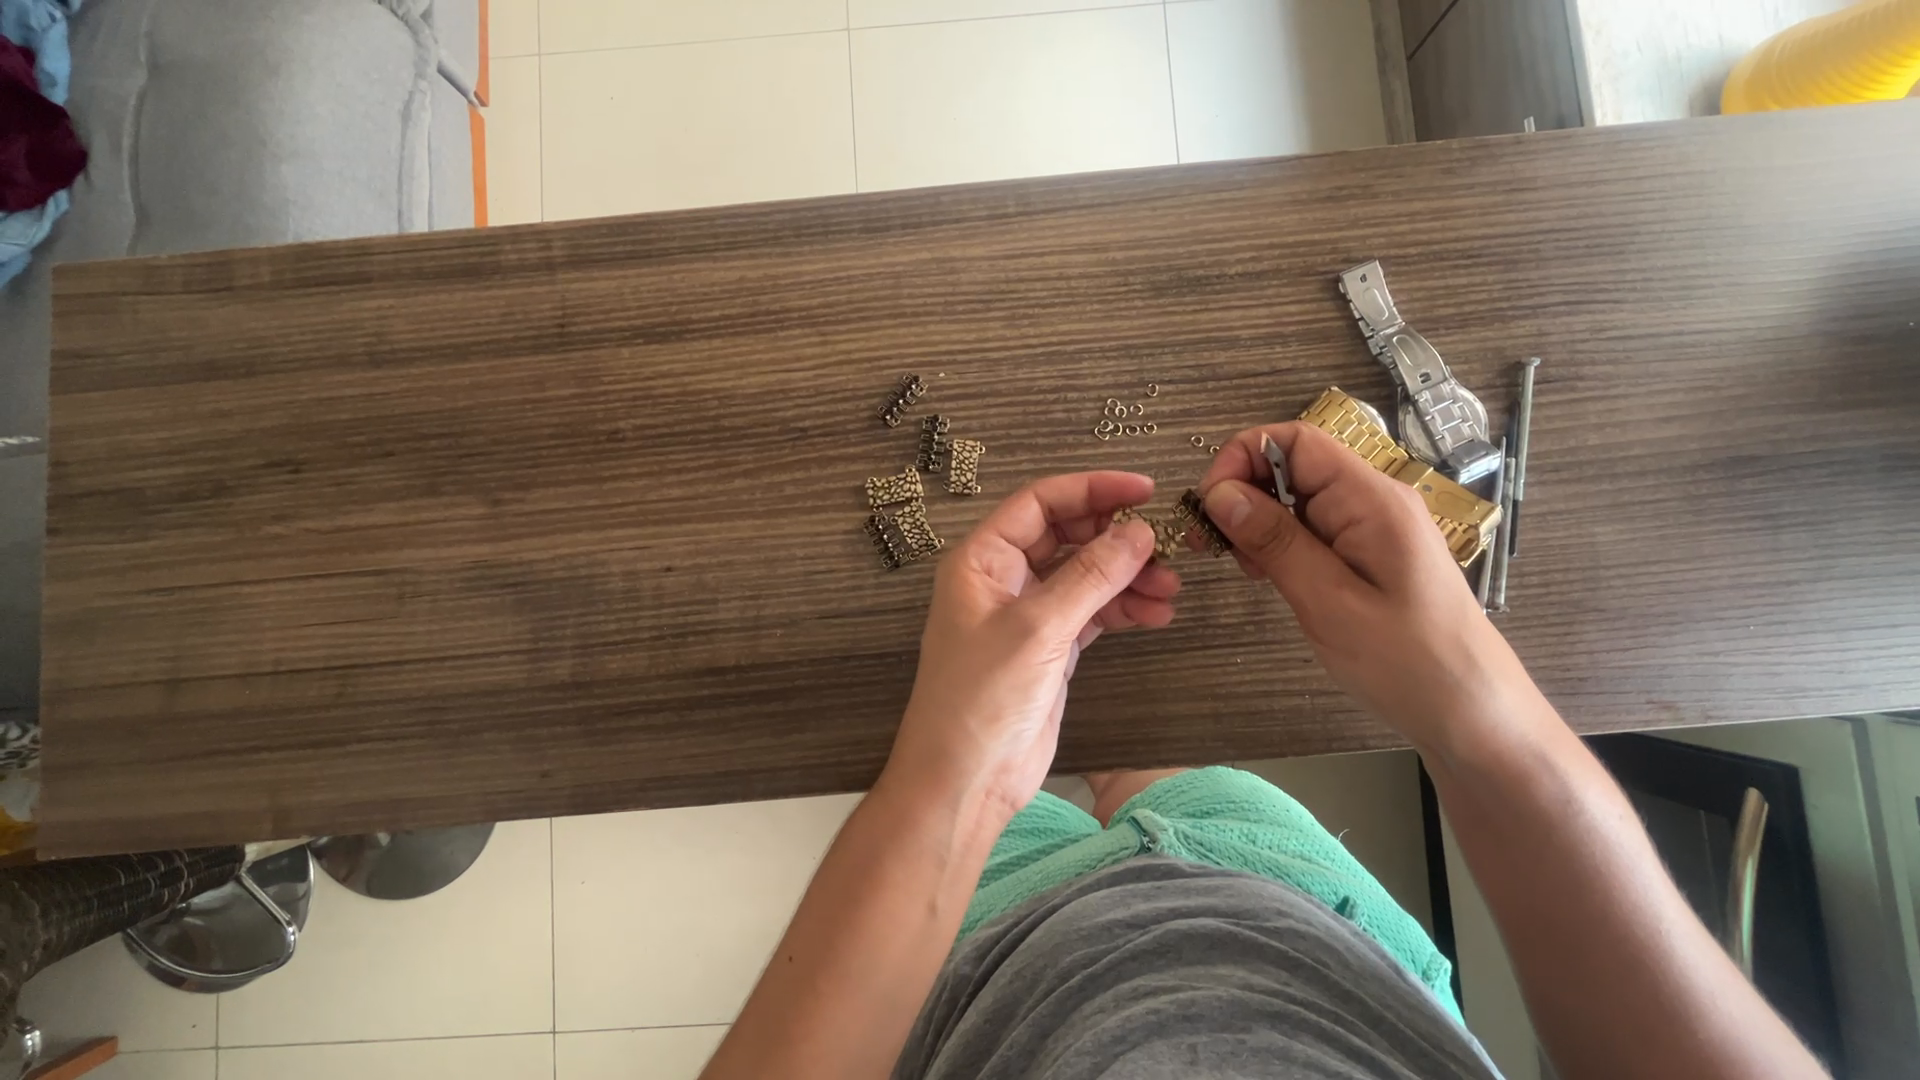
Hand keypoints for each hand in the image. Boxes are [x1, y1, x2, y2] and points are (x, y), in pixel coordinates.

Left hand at [886, 472, 1181, 819]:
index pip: (1039, 504)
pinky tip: (1157, 614)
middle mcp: (1002, 580)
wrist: (964, 780)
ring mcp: (1027, 615)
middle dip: (1116, 539)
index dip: (1091, 490)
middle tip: (1165, 547)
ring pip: (1085, 577)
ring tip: (1170, 589)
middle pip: (1067, 537)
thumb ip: (1089, 576)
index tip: (1143, 491)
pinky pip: (1092, 614)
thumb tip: (1137, 532)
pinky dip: (1123, 611)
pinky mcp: (1049, 649)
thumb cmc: (980, 700)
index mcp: (981, 560)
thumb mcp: (1036, 629)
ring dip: (1128, 578)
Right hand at [1196, 423, 1539, 752]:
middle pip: (1290, 467)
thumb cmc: (1404, 659)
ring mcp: (1370, 526)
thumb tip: (1219, 493)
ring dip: (1257, 524)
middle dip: (1242, 495)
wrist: (1469, 710)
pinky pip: (1309, 529)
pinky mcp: (1364, 553)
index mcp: (1370, 499)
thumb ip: (1274, 541)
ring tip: (1247, 570)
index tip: (1208, 506)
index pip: (1296, 440)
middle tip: (1215, 548)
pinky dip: (1277, 545)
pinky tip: (1269, 576)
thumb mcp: (1328, 601)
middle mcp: (1371, 500)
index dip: (1241, 457)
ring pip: (1294, 500)